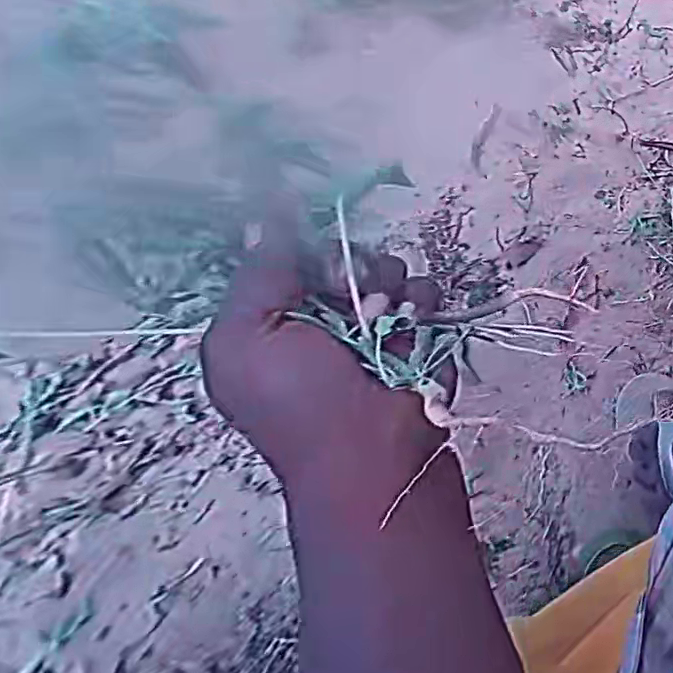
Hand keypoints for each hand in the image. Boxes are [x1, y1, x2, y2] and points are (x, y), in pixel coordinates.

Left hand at [200, 213, 445, 498]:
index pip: (289, 256)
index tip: (314, 255)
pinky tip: (414, 319)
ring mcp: (375, 323)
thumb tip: (263, 218)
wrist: (373, 453)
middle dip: (350, 265)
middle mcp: (323, 317)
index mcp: (273, 319)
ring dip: (390, 283)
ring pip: (388, 269)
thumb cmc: (301, 402)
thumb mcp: (249, 338)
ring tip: (387, 313)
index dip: (303, 248)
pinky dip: (422, 299)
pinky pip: (424, 292)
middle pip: (343, 256)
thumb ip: (258, 275)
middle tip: (350, 291)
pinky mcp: (419, 330)